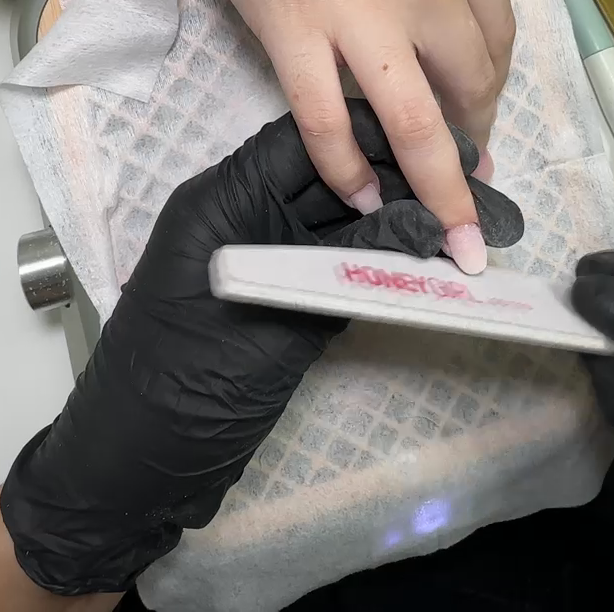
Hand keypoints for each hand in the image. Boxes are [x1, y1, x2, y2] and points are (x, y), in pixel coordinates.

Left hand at [0, 101, 520, 595]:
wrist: (136, 476)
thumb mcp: (277, 323)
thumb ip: (353, 266)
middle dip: (402, 181)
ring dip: (401, 222)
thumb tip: (433, 226)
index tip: (447, 148)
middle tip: (477, 192)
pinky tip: (431, 261)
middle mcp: (244, 210)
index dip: (378, 137)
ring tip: (469, 228)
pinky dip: (382, 258)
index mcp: (223, 197)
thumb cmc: (186, 393)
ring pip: (342, 218)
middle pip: (333, 174)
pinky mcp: (281, 289)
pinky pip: (338, 258)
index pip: (310, 138)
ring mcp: (264, 251)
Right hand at [156, 0, 514, 275]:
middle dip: (476, 151)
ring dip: (438, 193)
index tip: (479, 123)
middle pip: (472, 92)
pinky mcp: (292, 28)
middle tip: (471, 189)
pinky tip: (358, 196)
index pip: (500, 43)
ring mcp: (360, 11)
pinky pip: (326, 121)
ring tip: (451, 241)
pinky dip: (345, 168)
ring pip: (414, 126)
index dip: (492, 95)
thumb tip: (441, 34)